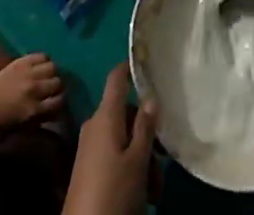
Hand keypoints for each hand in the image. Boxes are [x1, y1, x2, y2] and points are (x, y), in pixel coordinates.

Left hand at [0, 52, 65, 127]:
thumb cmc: (1, 115)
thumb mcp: (21, 124)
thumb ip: (40, 117)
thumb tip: (57, 112)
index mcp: (33, 109)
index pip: (58, 102)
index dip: (60, 102)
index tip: (58, 103)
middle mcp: (34, 90)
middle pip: (58, 83)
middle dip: (58, 87)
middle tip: (53, 89)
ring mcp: (30, 73)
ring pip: (53, 67)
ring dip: (52, 72)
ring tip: (48, 76)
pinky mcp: (25, 60)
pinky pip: (43, 56)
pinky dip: (44, 61)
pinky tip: (40, 67)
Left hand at [63, 64, 157, 214]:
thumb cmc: (114, 189)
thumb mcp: (137, 159)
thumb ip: (145, 126)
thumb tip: (150, 97)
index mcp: (105, 116)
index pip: (116, 79)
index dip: (130, 67)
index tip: (146, 60)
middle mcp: (95, 125)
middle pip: (126, 115)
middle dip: (147, 135)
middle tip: (163, 158)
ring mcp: (90, 146)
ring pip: (124, 139)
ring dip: (142, 158)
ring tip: (154, 189)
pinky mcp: (89, 167)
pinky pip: (115, 156)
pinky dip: (131, 168)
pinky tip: (143, 193)